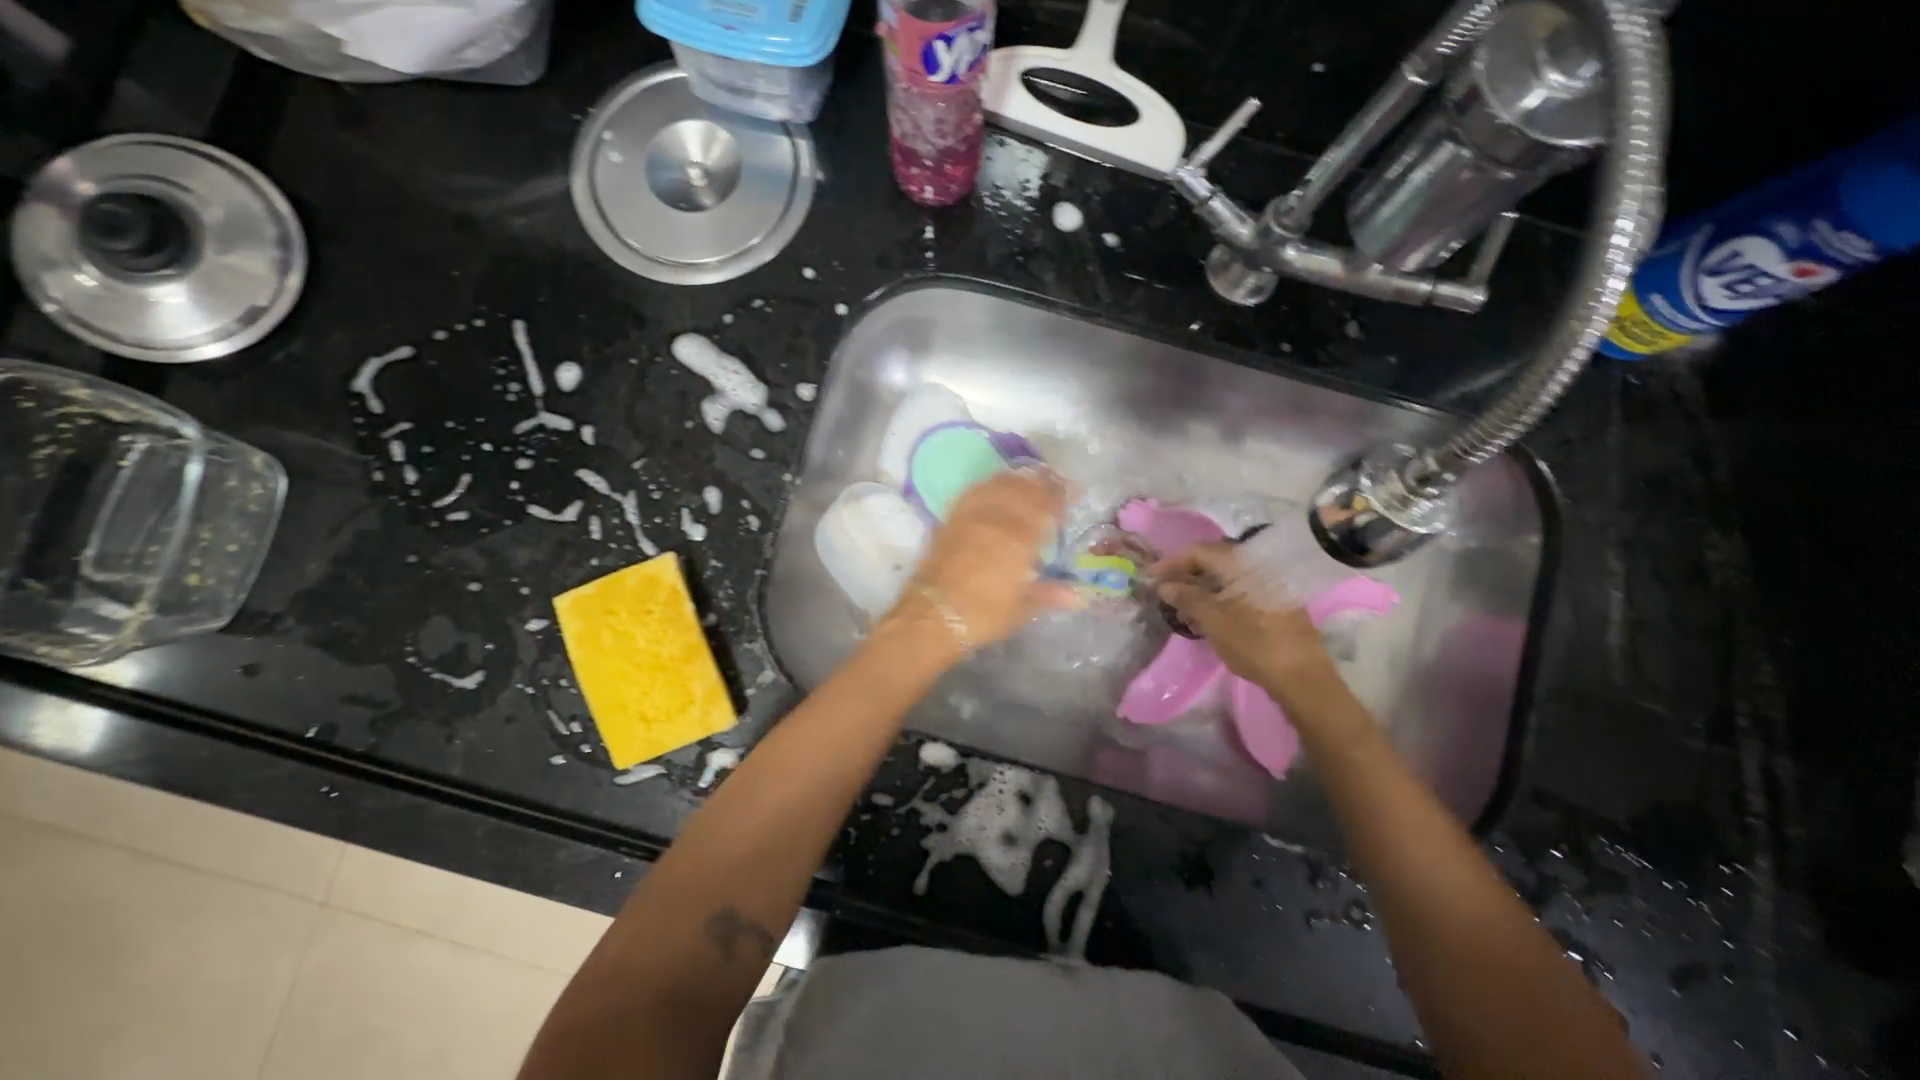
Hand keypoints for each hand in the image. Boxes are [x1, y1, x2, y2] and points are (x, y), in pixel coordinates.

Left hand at [883, 469, 1072, 659]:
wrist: (933, 614)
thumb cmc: (983, 614)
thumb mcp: (1020, 608)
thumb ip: (1048, 594)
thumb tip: (1077, 596)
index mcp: (1020, 539)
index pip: (1045, 506)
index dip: (1059, 496)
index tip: (1071, 491)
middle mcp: (997, 520)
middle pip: (1023, 491)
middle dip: (1041, 483)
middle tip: (1054, 481)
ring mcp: (972, 517)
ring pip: (998, 486)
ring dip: (1017, 480)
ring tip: (1028, 479)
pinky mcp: (951, 520)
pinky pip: (974, 493)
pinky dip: (989, 486)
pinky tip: (994, 486)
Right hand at [1152, 542, 1342, 699]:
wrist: (1302, 675)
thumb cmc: (1253, 643)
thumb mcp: (1213, 620)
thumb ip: (1187, 597)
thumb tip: (1165, 585)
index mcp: (1241, 563)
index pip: (1199, 551)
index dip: (1172, 562)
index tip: (1152, 577)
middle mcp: (1257, 565)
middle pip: (1214, 561)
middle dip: (1187, 577)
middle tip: (1166, 595)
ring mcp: (1269, 583)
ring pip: (1227, 578)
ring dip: (1202, 591)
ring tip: (1183, 613)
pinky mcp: (1275, 601)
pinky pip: (1241, 591)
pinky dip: (1220, 599)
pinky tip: (1208, 619)